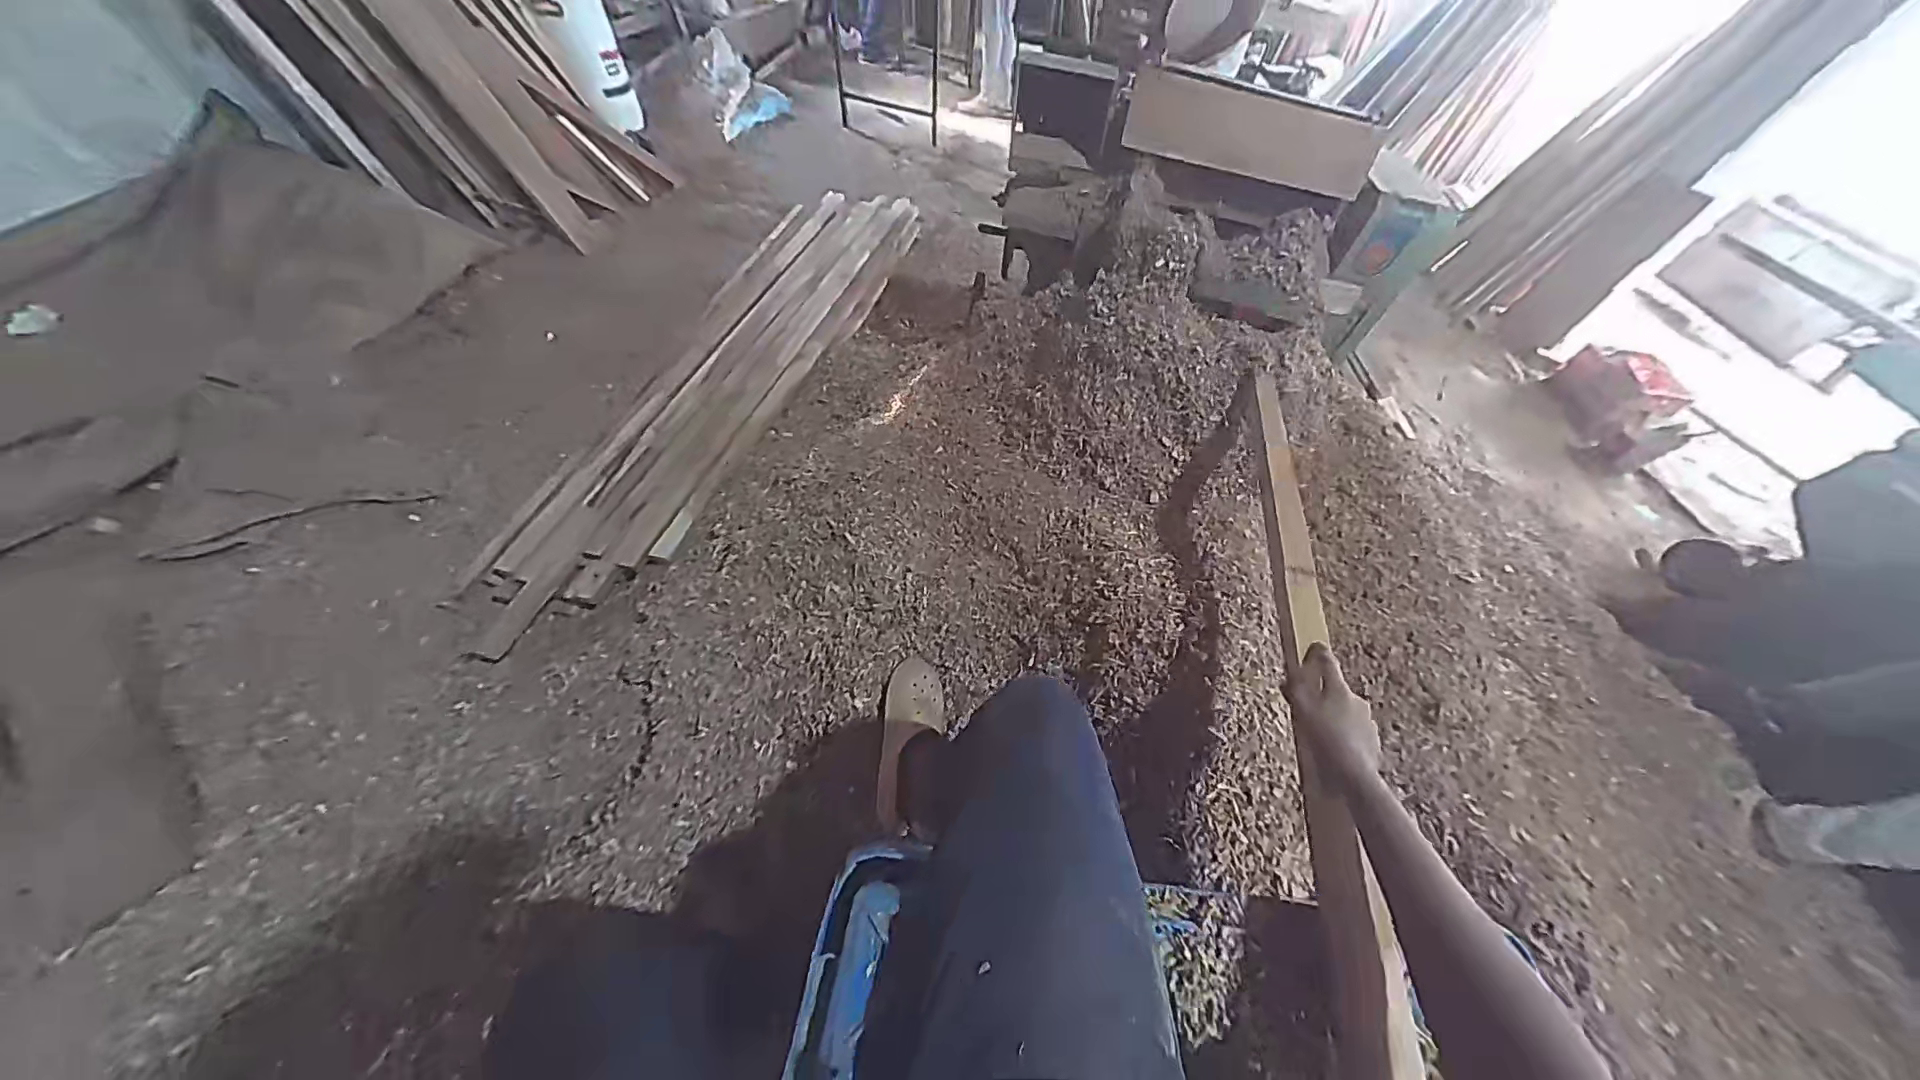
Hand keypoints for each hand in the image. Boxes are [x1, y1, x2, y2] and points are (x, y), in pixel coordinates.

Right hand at [1284, 643, 1381, 782]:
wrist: (1354, 777)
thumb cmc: (1325, 740)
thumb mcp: (1301, 712)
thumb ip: (1296, 689)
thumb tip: (1291, 673)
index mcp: (1338, 690)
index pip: (1328, 663)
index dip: (1318, 654)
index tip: (1314, 647)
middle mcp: (1357, 701)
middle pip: (1336, 689)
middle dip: (1322, 692)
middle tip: (1305, 703)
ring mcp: (1367, 722)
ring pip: (1345, 711)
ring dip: (1332, 716)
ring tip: (1316, 731)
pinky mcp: (1372, 742)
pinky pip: (1353, 732)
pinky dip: (1342, 735)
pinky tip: (1330, 747)